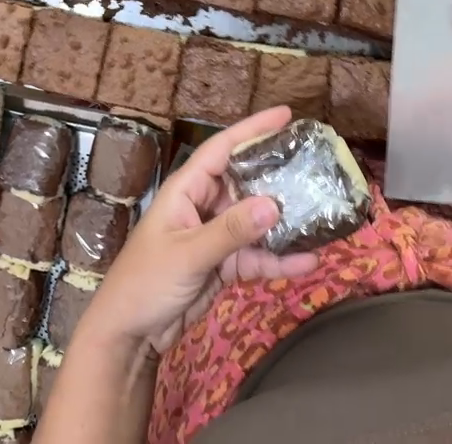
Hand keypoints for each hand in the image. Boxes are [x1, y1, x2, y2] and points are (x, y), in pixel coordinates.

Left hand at [76, 107, 321, 360]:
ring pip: (255, 221)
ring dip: (284, 222)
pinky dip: (279, 259)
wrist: (128, 335)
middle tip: (315, 165)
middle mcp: (203, 205)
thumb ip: (232, 230)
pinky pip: (256, 255)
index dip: (252, 129)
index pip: (222, 148)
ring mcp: (214, 236)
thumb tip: (275, 204)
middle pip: (245, 182)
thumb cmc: (146, 282)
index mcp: (186, 189)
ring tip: (323, 214)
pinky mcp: (223, 265)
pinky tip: (308, 260)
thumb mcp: (189, 254)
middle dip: (277, 175)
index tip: (286, 115)